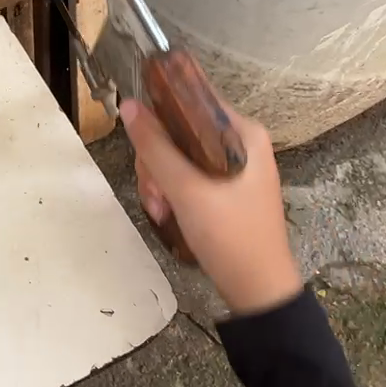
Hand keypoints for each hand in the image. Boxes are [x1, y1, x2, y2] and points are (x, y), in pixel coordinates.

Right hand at [121, 98, 302, 315]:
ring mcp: (231, 167)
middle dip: (156, 160)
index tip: (142, 138)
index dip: (160, 112)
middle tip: (154, 190)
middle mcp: (239, 143)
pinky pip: (185, 176)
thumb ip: (155, 146)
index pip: (193, 98)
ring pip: (177, 156)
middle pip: (179, 131)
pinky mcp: (223, 189)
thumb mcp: (185, 188)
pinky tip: (166, 213)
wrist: (256, 288)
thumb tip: (129, 105)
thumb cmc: (228, 233)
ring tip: (159, 208)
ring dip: (159, 180)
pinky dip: (170, 192)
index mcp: (242, 132)